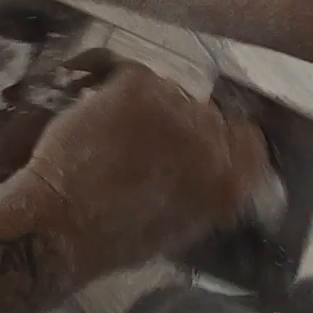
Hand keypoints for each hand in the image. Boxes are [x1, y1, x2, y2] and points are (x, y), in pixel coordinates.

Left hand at [13, 50, 275, 279]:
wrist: (62, 222)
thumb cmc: (116, 236)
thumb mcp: (182, 224)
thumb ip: (206, 188)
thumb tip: (210, 160)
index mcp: (229, 182)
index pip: (249, 139)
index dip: (224, 137)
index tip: (200, 140)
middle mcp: (211, 140)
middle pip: (206, 111)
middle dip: (180, 122)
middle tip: (147, 138)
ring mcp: (175, 108)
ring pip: (170, 91)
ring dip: (149, 107)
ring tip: (118, 132)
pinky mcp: (138, 85)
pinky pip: (136, 76)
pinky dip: (117, 90)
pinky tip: (101, 112)